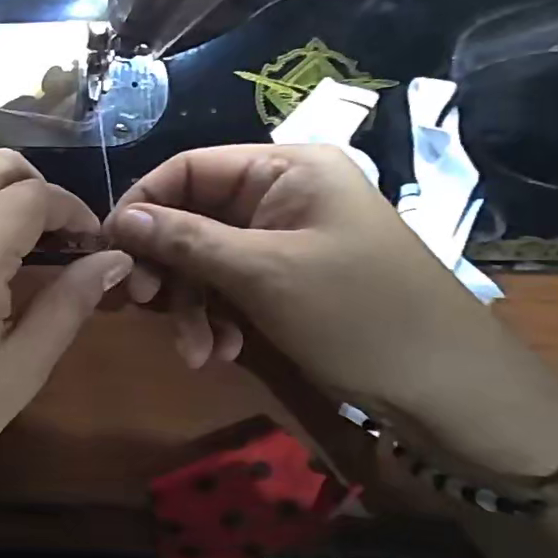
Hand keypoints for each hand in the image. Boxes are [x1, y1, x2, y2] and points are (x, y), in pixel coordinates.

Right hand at [103, 145, 557, 474]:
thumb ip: (185, 240)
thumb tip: (119, 218)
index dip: (143, 204)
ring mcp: (279, 240)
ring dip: (190, 306)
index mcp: (284, 168)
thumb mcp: (263, 272)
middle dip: (167, 268)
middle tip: (139, 304)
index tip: (109, 248)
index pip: (189, 168)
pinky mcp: (281, 279)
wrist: (447, 389)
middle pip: (190, 217)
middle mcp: (278, 195)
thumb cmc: (358, 313)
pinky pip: (227, 286)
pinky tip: (220, 351)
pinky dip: (216, 318)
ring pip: (203, 259)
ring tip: (195, 351)